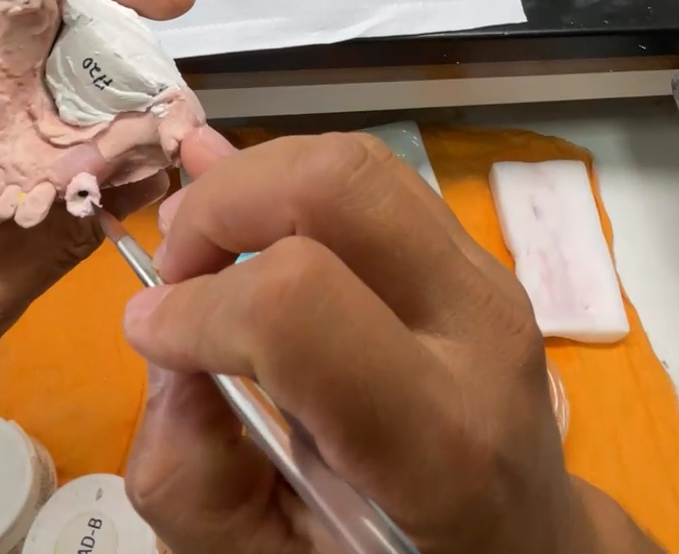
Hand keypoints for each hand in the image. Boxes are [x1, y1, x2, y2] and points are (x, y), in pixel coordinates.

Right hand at [120, 133, 648, 553]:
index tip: (152, 329)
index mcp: (440, 437)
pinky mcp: (470, 247)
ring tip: (202, 235)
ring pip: (353, 161)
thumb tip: (168, 351)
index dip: (200, 306)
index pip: (301, 306)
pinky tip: (238, 194)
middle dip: (228, 202)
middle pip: (339, 185)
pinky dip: (289, 174)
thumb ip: (199, 486)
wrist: (527, 538)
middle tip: (179, 266)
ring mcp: (484, 271)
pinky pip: (368, 176)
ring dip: (254, 180)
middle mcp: (477, 325)